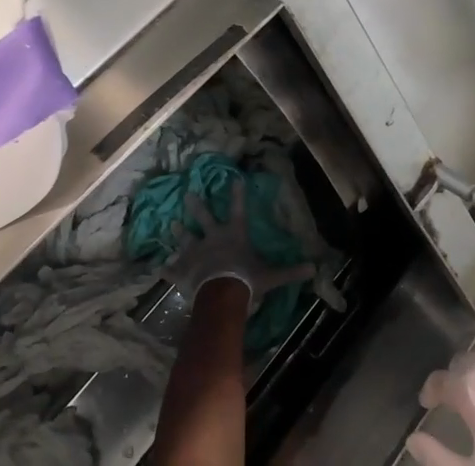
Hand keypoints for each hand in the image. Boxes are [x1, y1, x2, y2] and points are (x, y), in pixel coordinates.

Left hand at [166, 185, 313, 305]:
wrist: (220, 295)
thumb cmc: (246, 280)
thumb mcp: (271, 276)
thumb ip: (291, 271)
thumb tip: (314, 268)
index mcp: (234, 234)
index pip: (238, 209)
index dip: (237, 194)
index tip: (235, 179)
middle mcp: (212, 238)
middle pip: (203, 217)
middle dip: (196, 205)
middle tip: (188, 193)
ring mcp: (195, 253)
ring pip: (185, 238)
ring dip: (179, 232)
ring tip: (172, 224)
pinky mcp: (182, 270)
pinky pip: (172, 269)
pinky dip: (167, 269)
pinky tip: (160, 268)